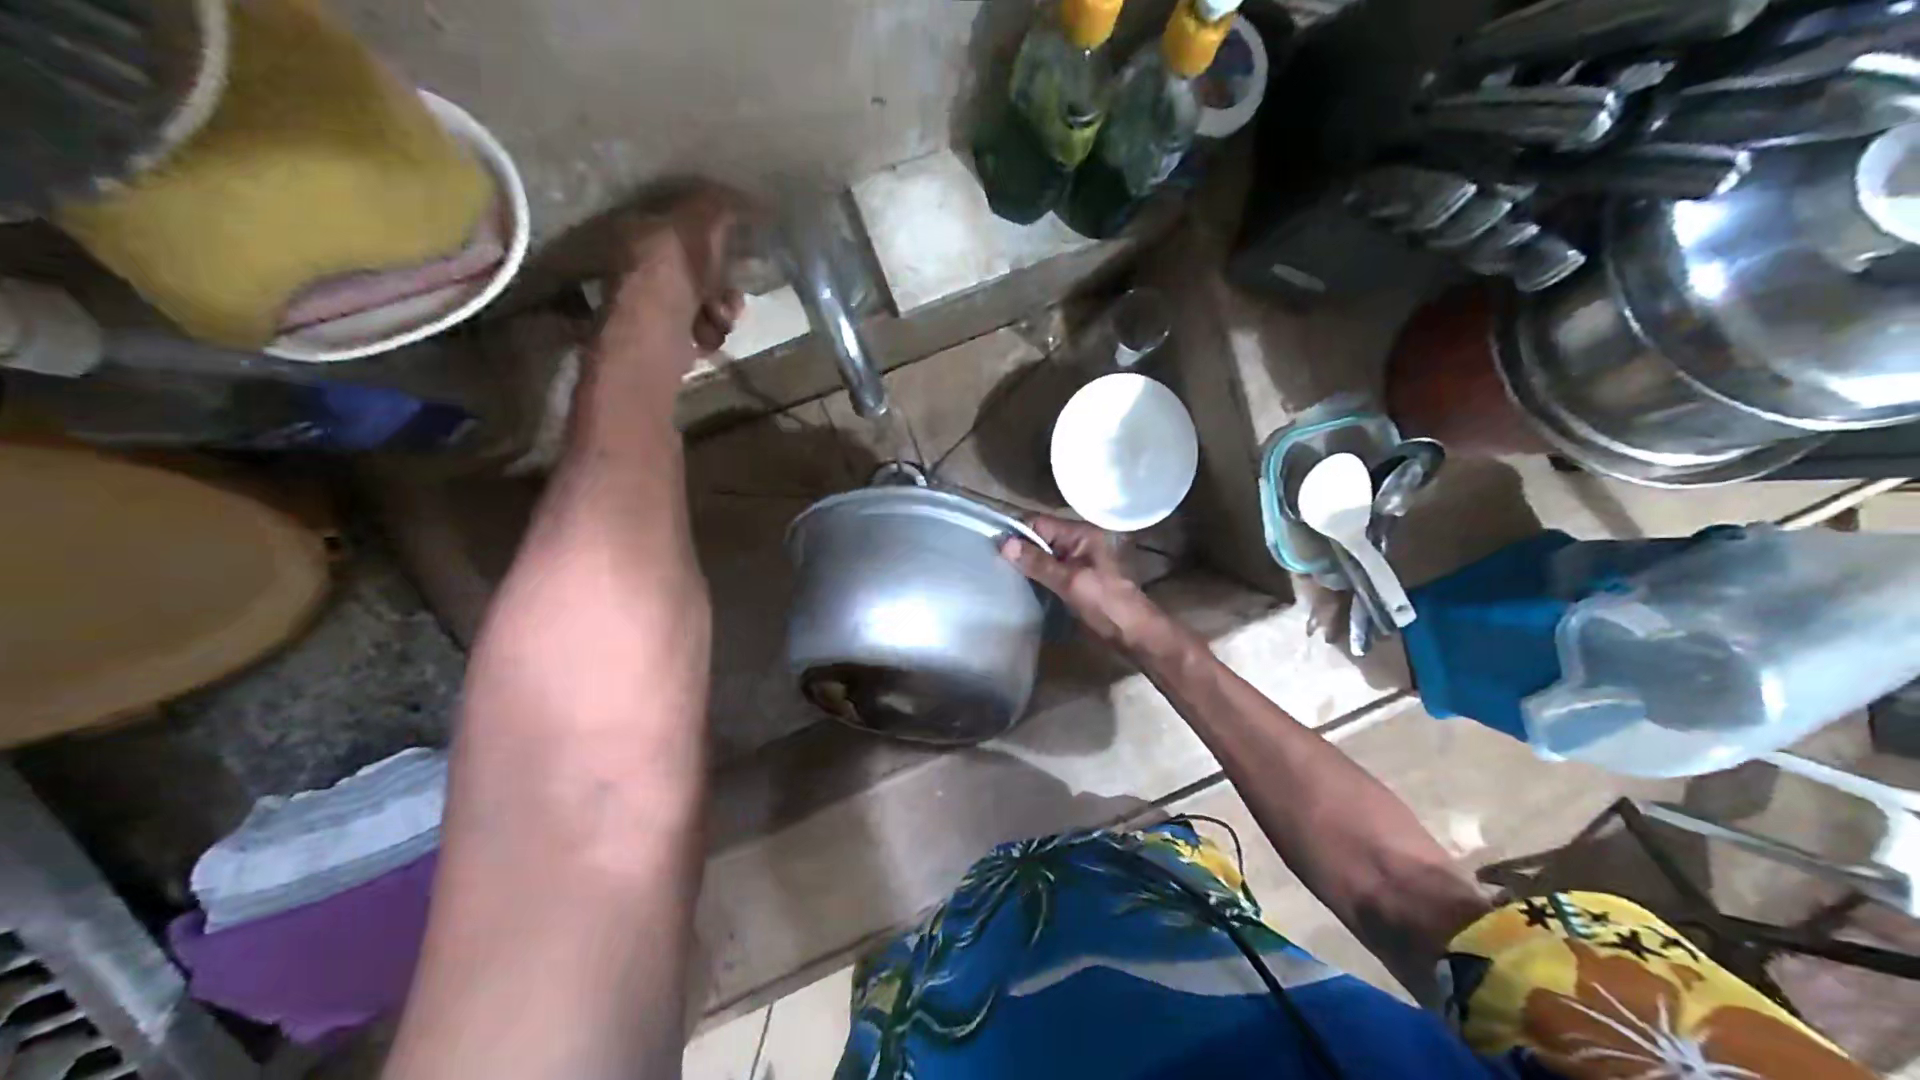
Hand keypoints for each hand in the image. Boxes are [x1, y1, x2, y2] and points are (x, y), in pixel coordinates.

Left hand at [610, 186, 748, 356]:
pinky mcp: (668, 339)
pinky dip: (712, 332)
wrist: (655, 336)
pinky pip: (703, 329)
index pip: (682, 224)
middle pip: (700, 268)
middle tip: (732, 292)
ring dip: (723, 310)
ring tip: (720, 317)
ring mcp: (654, 305)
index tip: (738, 246)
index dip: (714, 234)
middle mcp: (642, 266)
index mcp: (640, 231)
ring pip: (706, 301)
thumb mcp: (697, 225)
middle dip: (724, 281)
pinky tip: (707, 335)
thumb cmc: (671, 273)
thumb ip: (722, 207)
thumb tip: (753, 201)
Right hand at [1000, 515, 1185, 659]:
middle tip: (994, 564)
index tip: (994, 548)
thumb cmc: (1105, 604)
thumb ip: (1038, 562)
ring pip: (1044, 556)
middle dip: (1020, 550)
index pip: (1039, 523)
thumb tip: (1005, 543)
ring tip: (1003, 576)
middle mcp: (1080, 542)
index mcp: (1082, 534)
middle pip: (1040, 538)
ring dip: (1027, 565)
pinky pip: (1051, 571)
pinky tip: (1022, 587)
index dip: (1017, 533)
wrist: (1134, 634)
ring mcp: (1079, 561)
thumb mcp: (1070, 581)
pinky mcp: (1077, 579)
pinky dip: (1037, 577)